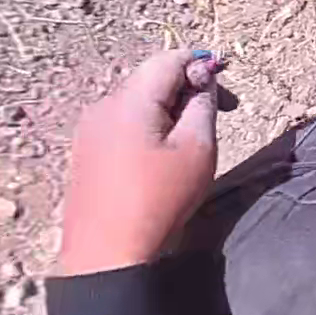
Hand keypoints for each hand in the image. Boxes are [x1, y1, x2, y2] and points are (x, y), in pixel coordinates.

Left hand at [58, 49, 223, 275]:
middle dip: (190, 87)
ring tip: (197, 134)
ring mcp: (90, 130)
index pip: (168, 60)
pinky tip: (168, 149)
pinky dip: (153, 122)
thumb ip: (203, 104)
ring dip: (173, 106)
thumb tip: (203, 80)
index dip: (202, 64)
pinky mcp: (87, 152)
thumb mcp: (197, 147)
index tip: (228, 86)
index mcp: (130, 101)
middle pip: (152, 78)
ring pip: (139, 100)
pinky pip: (126, 121)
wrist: (108, 254)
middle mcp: (103, 107)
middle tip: (223, 111)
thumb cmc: (160, 196)